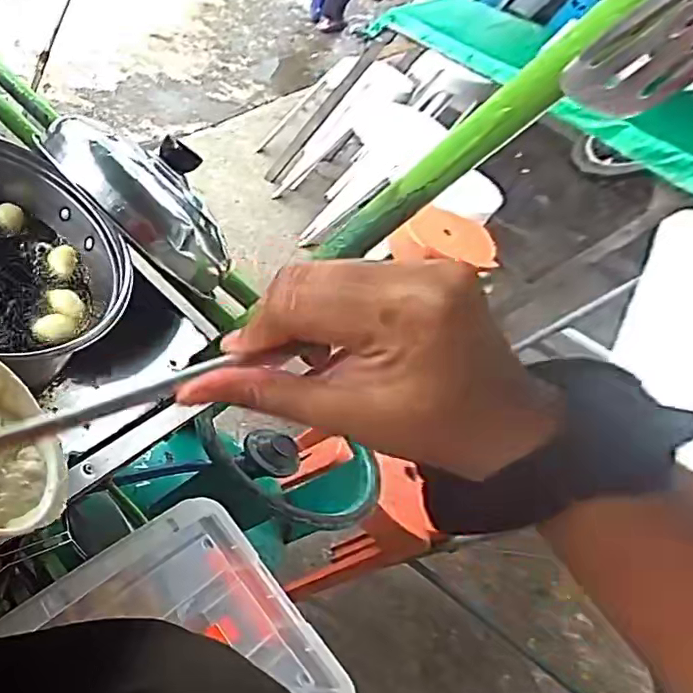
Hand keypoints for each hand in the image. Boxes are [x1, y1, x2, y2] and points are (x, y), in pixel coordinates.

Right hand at [176, 261, 562, 479]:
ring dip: (291, 313)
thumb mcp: (335, 413)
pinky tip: (326, 338)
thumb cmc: (431, 426)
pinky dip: (316, 306)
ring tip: (302, 353)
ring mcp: (424, 267)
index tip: (239, 363)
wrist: (501, 424)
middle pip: (300, 279)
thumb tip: (192, 388)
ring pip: (314, 274)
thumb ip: (258, 391)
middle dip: (270, 321)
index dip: (255, 332)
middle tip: (268, 361)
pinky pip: (340, 276)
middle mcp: (419, 275)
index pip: (295, 298)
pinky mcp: (420, 268)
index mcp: (405, 310)